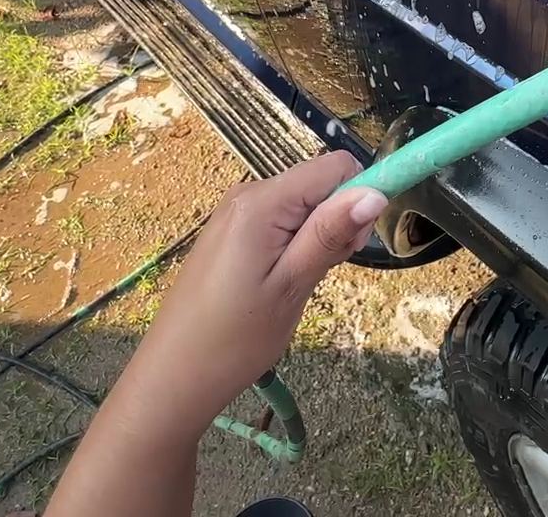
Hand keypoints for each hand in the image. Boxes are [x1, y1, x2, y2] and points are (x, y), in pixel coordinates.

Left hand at [113, 151, 387, 435]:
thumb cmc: (234, 340)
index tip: (354, 244)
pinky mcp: (233, 230)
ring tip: (300, 282)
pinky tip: (282, 279)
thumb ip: (330, 234)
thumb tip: (376, 191)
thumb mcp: (291, 287)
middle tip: (323, 271)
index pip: (336, 166)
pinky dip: (297, 241)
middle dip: (339, 218)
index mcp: (262, 202)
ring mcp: (237, 211)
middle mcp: (248, 193)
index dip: (359, 195)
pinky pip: (283, 217)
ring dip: (319, 234)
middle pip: (320, 182)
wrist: (171, 382)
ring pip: (305, 201)